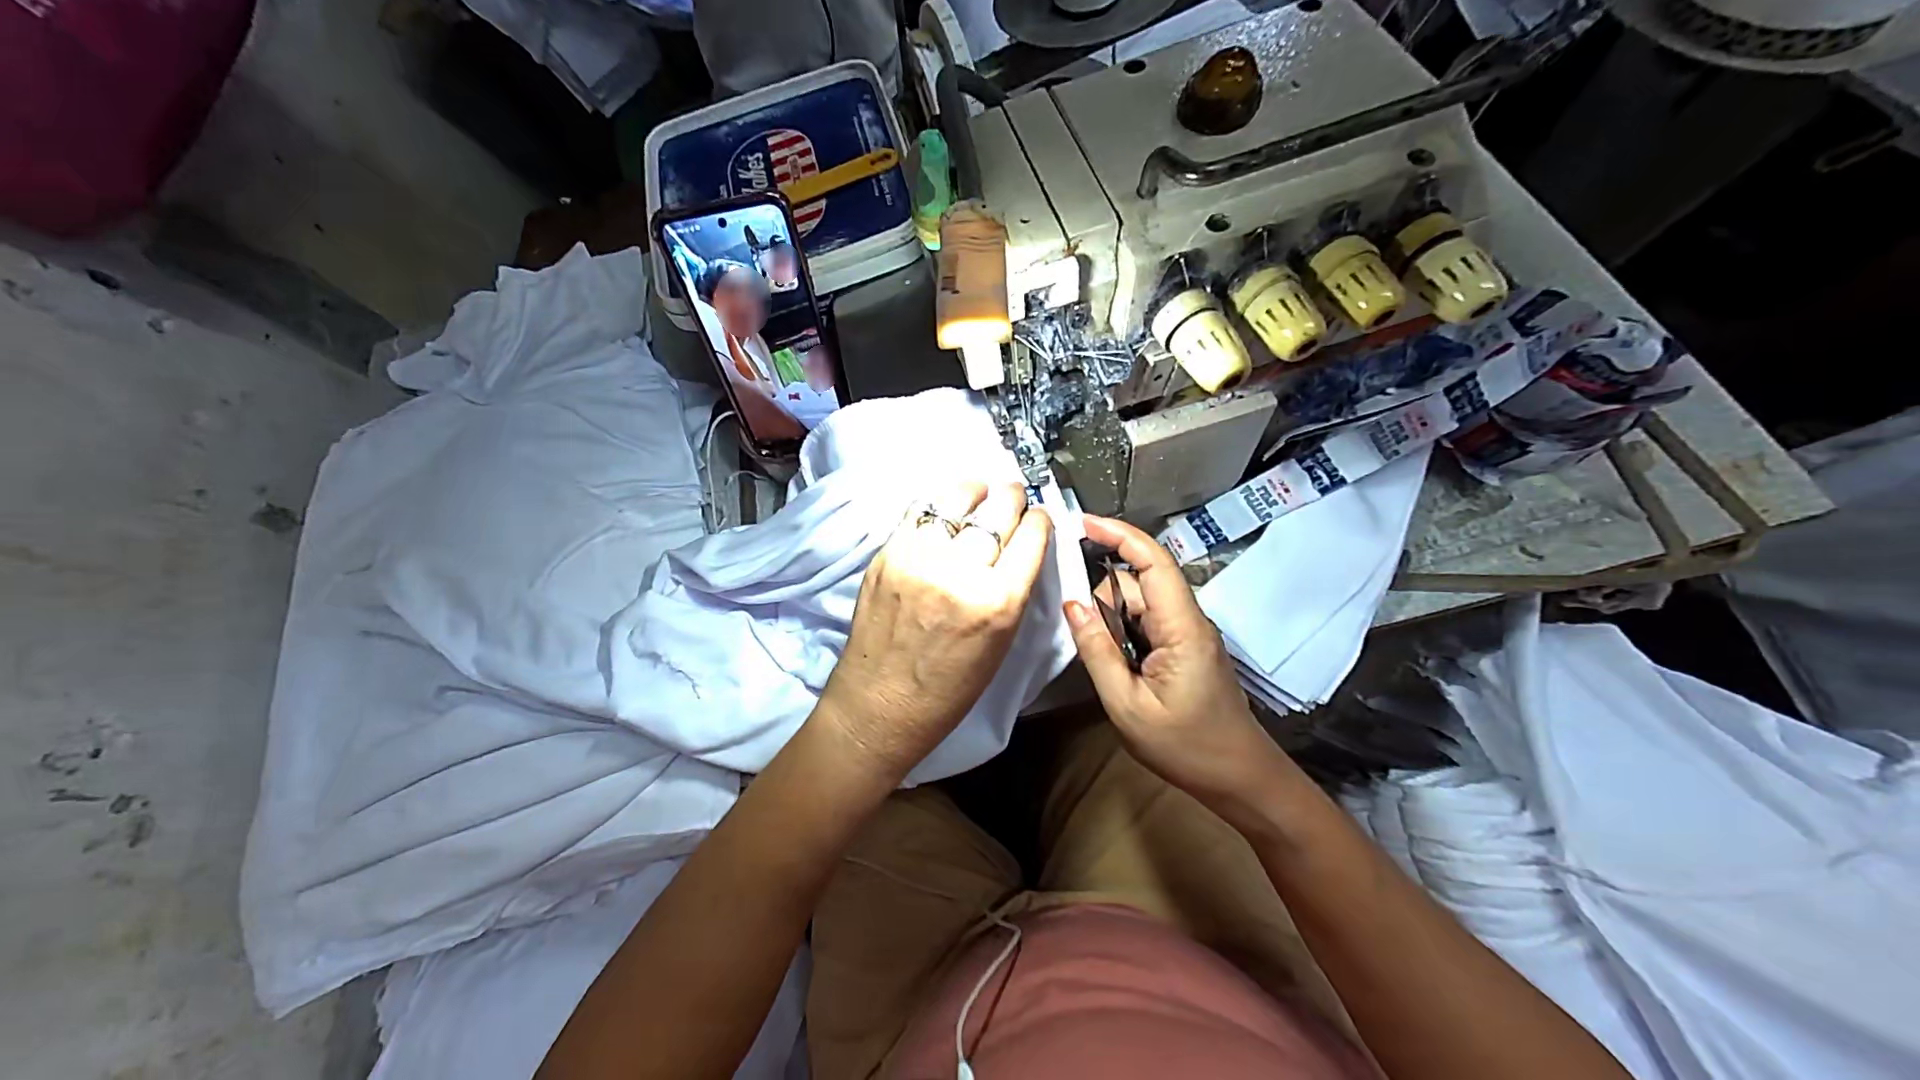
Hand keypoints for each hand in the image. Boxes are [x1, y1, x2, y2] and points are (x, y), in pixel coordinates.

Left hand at [817, 481, 1053, 780]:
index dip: (1039, 520)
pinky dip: (936, 504)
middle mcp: (960, 573)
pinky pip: (917, 511)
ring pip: (955, 501)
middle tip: (1013, 494)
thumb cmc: (949, 689)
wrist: (881, 705)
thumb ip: (1013, 591)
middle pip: (997, 511)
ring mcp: (919, 559)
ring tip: (979, 492)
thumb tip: (1019, 549)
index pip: (1031, 537)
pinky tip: (944, 508)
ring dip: (974, 492)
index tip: (1038, 516)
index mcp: (998, 603)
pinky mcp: (887, 555)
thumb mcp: (1001, 644)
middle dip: (1011, 497)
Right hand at [1064, 515, 1300, 816]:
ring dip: (1110, 615)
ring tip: (1096, 650)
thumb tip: (1072, 604)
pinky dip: (1122, 629)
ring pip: (1139, 603)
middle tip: (1076, 620)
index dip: (1119, 535)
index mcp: (1182, 627)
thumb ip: (1098, 652)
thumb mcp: (1127, 705)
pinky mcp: (1184, 648)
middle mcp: (1188, 620)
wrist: (1239, 777)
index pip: (1152, 562)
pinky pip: (1146, 622)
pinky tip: (1111, 655)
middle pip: (1139, 581)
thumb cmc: (1186, 747)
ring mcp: (1188, 634)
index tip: (1082, 523)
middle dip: (1102, 591)